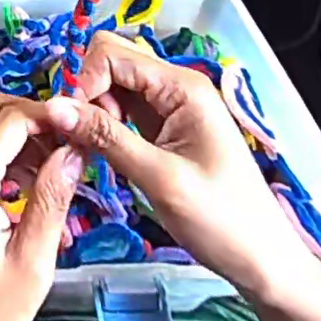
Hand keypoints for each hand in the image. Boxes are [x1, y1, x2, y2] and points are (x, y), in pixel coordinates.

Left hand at [0, 94, 81, 320]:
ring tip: (43, 172)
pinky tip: (15, 178)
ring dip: (11, 130)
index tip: (75, 131)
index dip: (48, 117)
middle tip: (61, 148)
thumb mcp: (29, 267)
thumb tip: (73, 152)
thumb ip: (52, 201)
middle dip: (30, 118)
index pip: (12, 118)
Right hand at [43, 31, 320, 302]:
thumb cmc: (223, 222)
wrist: (266, 266)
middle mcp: (173, 84)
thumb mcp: (160, 179)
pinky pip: (120, 105)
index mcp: (181, 85)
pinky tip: (102, 148)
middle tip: (83, 132)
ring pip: (111, 82)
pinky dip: (103, 121)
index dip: (85, 80)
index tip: (71, 121)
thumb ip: (105, 137)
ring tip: (93, 146)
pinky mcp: (160, 124)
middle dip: (87, 89)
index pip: (112, 54)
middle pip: (110, 60)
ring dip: (93, 107)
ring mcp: (167, 103)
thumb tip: (53, 106)